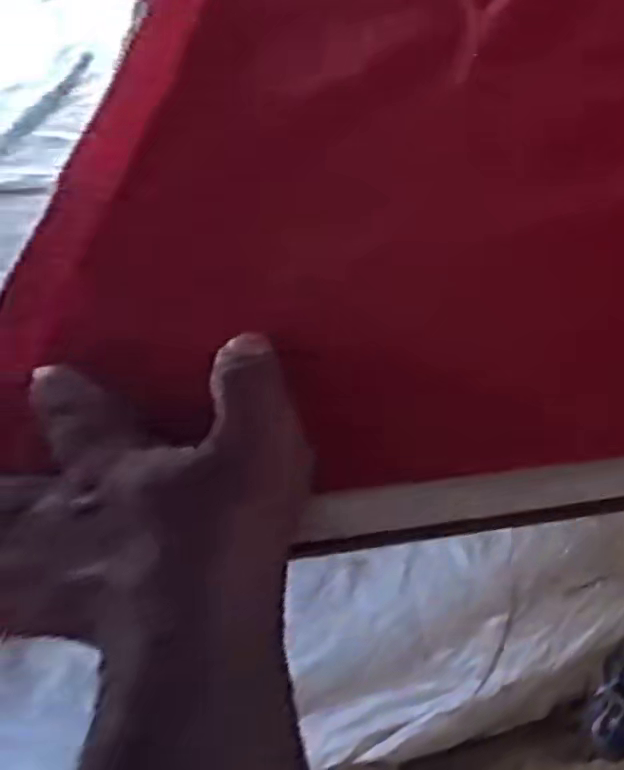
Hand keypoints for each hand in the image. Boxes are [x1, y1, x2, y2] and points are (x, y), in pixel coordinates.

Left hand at [0, 334, 311, 645]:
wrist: (194, 617)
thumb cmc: (231, 519)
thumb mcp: (263, 443)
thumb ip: (250, 392)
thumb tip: (239, 340)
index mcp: (113, 467)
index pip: (85, 419)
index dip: (68, 394)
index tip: (47, 373)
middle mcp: (58, 510)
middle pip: (4, 489)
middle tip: (1, 469)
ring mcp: (40, 567)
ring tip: (6, 537)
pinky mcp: (44, 615)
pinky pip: (6, 605)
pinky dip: (6, 598)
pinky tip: (11, 598)